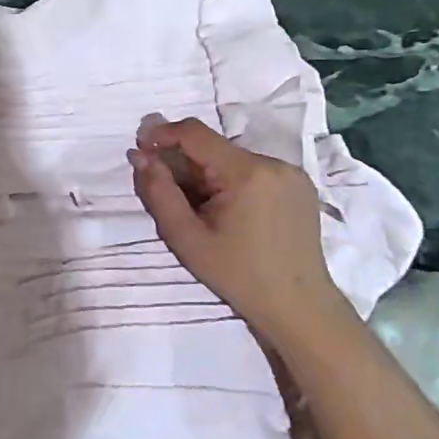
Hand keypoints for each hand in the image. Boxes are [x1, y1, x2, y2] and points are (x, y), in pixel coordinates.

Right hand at [127, 115, 345, 338]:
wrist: (298, 306)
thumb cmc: (236, 274)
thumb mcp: (183, 235)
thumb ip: (157, 190)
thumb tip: (139, 155)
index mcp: (247, 173)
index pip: (194, 133)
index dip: (161, 134)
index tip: (140, 149)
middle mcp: (273, 163)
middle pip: (212, 147)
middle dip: (182, 161)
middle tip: (165, 191)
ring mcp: (291, 173)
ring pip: (229, 158)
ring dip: (204, 172)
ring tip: (198, 209)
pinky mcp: (299, 186)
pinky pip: (250, 170)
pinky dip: (227, 180)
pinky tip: (225, 211)